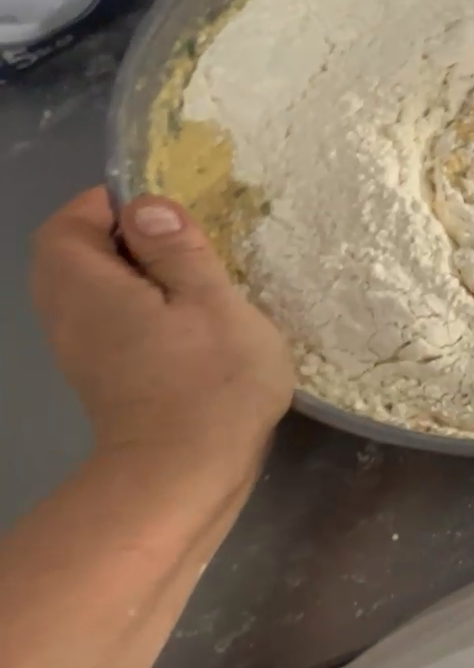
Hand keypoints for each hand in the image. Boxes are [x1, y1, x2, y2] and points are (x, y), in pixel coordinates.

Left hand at [30, 188, 293, 467]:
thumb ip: (178, 252)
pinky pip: (105, 316)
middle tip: (189, 237)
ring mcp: (81, 347)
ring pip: (89, 288)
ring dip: (132, 271)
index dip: (112, 203)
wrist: (186, 463)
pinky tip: (185, 316)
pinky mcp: (103, 371)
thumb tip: (146, 204)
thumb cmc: (211, 376)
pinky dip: (137, 301)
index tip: (170, 206)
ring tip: (195, 275)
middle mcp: (68, 312)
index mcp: (88, 286)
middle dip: (121, 235)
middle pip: (72, 255)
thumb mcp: (212, 302)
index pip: (72, 224)